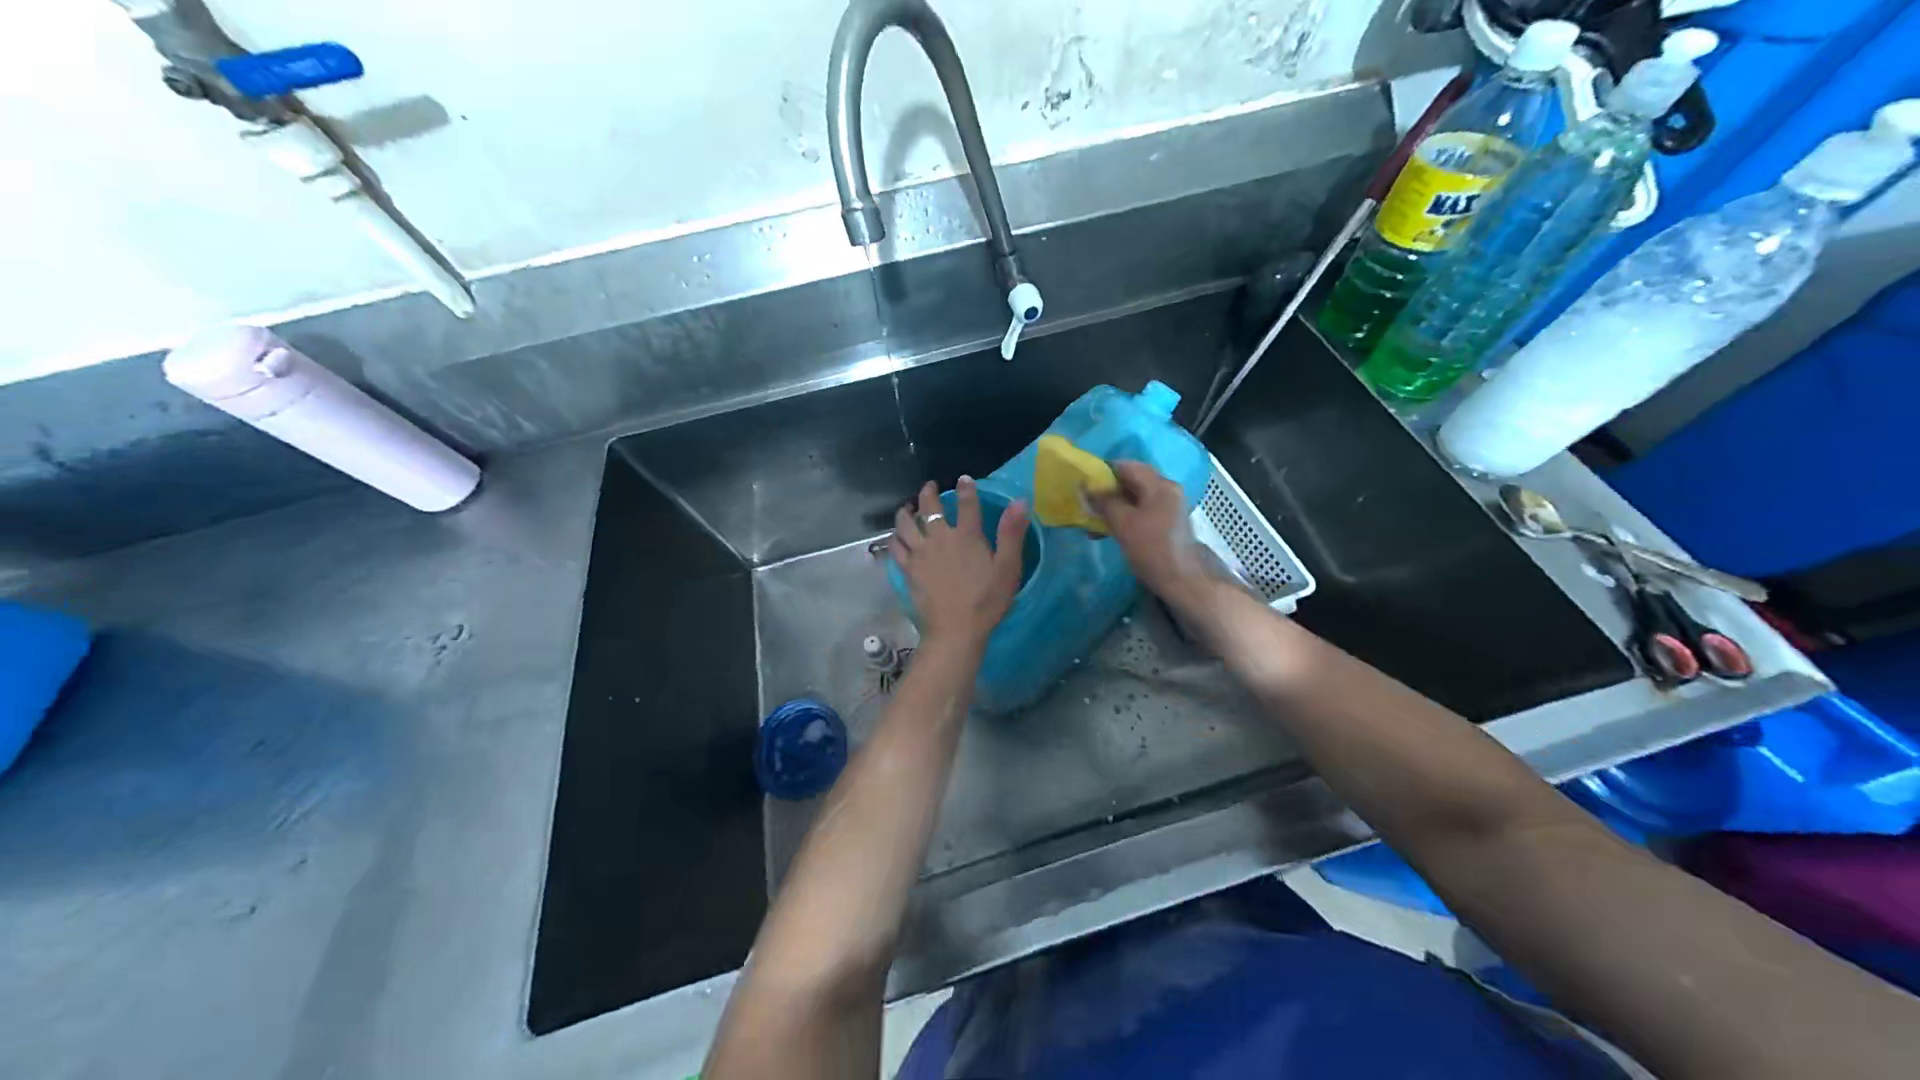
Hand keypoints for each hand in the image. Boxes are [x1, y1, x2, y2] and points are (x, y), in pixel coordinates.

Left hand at [892, 477, 1028, 648]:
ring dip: (905, 512)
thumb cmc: (986, 601)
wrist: (955, 630)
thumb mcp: (1008, 568)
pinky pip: (896, 548)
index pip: (966, 503)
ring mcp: (920, 554)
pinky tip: (896, 538)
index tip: (964, 479)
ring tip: (906, 508)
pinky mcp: (908, 571)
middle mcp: (939, 539)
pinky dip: (895, 538)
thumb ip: (1012, 533)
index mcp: (966, 536)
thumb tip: (1019, 501)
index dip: (966, 488)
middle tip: (929, 487)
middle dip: (928, 493)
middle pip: (929, 508)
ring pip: (905, 524)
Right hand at [1090, 461, 1209, 599]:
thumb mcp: (1123, 524)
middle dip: (1106, 492)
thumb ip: (1104, 502)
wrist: (1182, 581)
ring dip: (1112, 507)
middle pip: (1131, 481)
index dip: (1102, 473)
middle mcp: (1167, 490)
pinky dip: (1124, 517)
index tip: (1083, 485)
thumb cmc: (1152, 549)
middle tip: (1085, 504)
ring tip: (1092, 522)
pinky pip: (1140, 511)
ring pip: (1134, 498)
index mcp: (1160, 485)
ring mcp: (1168, 507)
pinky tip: (1107, 531)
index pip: (1126, 466)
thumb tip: (1086, 488)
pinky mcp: (1166, 523)